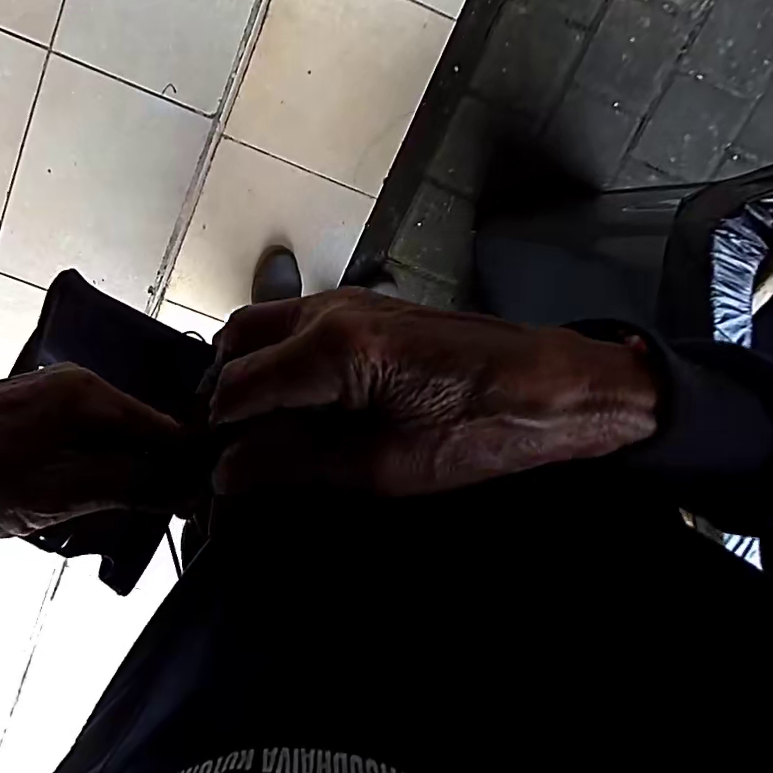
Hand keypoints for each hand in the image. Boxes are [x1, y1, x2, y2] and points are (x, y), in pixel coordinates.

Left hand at [0, 364, 198, 541]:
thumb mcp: (57, 495)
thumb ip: (129, 486)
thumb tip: (190, 488)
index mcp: (86, 392)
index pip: (166, 427)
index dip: (189, 472)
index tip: (203, 512)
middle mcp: (72, 385)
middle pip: (140, 433)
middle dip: (154, 481)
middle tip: (156, 525)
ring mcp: (48, 399)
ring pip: (109, 442)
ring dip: (119, 483)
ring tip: (112, 522)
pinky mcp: (30, 417)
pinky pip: (80, 444)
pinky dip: (90, 476)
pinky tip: (80, 506)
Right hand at [207, 289, 658, 495]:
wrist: (557, 387)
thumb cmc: (483, 431)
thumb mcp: (383, 469)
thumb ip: (294, 464)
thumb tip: (227, 473)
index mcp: (336, 351)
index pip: (238, 386)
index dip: (217, 430)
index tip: (214, 466)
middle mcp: (329, 311)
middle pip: (234, 342)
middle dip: (221, 393)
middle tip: (231, 442)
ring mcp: (343, 300)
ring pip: (256, 324)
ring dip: (244, 368)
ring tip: (259, 420)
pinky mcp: (358, 304)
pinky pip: (287, 321)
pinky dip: (272, 355)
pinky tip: (293, 394)